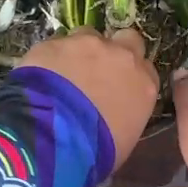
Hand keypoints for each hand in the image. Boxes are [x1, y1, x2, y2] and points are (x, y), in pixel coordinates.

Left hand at [19, 28, 159, 169]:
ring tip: (65, 74)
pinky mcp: (55, 42)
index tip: (120, 88)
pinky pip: (57, 45)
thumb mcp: (125, 140)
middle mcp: (122, 57)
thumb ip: (126, 116)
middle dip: (115, 51)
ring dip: (82, 51)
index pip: (146, 70)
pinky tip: (41, 78)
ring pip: (89, 36)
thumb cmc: (97, 150)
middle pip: (127, 40)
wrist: (54, 136)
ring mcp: (88, 44)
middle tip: (98, 71)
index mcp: (144, 85)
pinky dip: (52, 58)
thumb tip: (115, 115)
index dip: (132, 76)